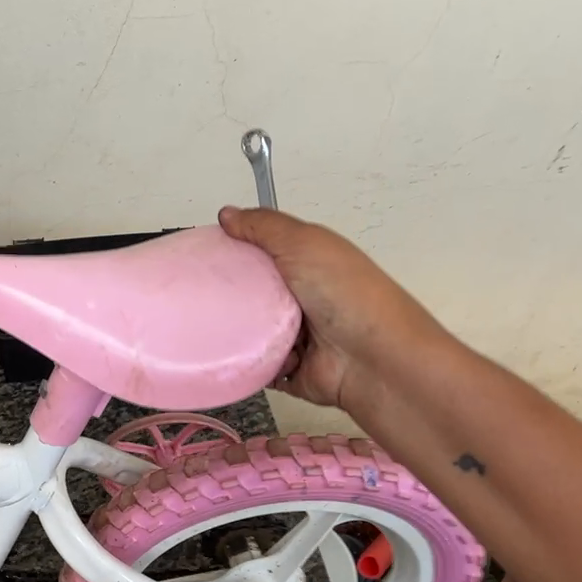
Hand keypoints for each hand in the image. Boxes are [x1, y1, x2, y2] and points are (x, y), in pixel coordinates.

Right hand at [217, 207, 444, 409]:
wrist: (375, 362)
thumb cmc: (350, 297)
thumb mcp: (305, 243)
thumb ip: (263, 226)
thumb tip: (228, 215)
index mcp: (310, 263)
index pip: (263, 251)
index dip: (236, 249)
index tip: (206, 252)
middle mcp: (304, 297)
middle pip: (251, 291)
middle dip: (231, 293)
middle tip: (206, 292)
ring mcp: (297, 335)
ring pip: (249, 329)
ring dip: (241, 330)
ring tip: (228, 325)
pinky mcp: (290, 367)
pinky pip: (255, 363)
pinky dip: (252, 361)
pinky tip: (250, 353)